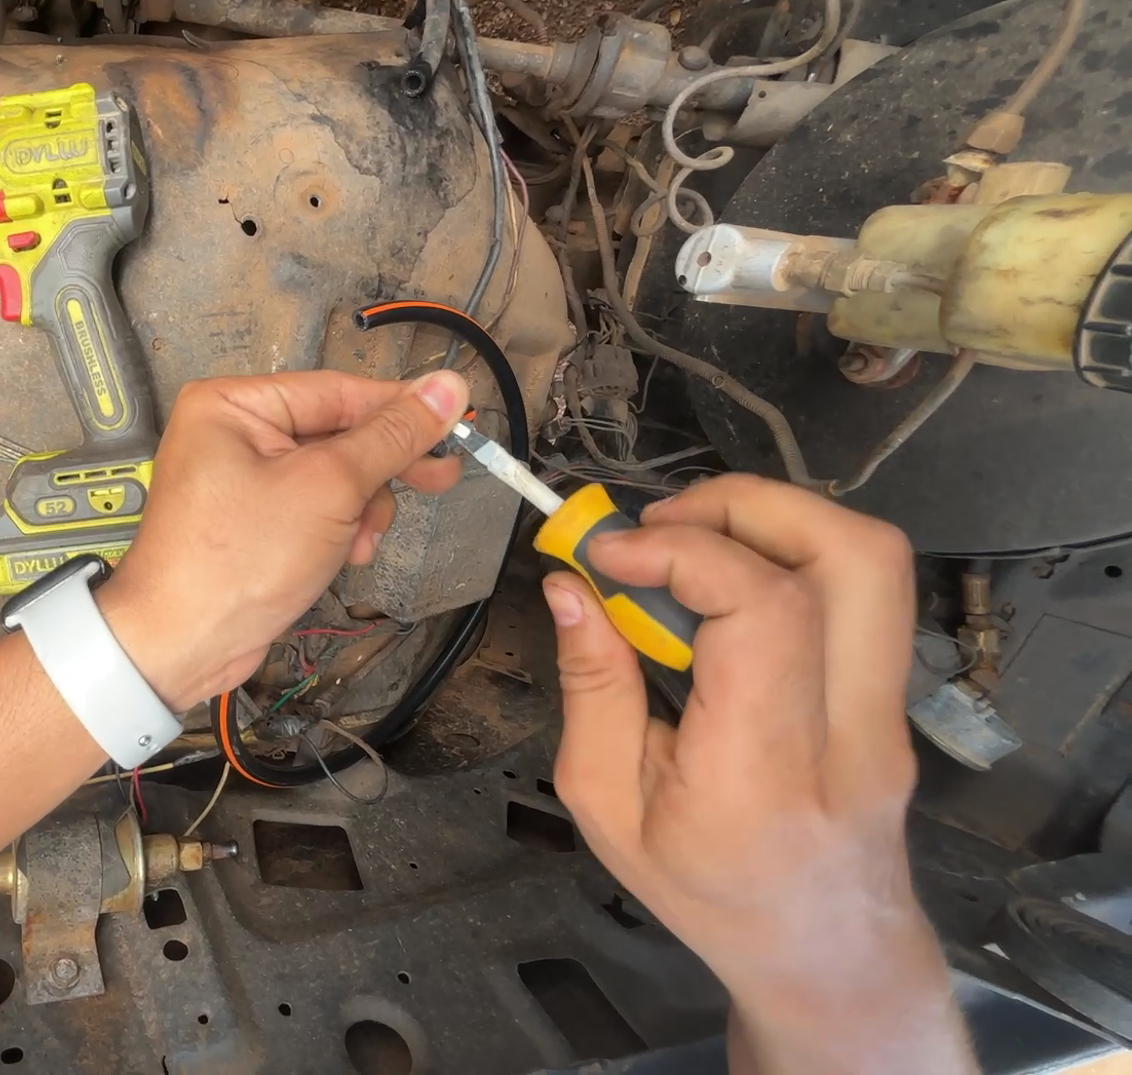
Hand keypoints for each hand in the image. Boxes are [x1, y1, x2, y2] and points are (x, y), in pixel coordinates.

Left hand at [99, 369, 468, 709]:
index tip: (458, 419)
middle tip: (441, 476)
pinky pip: (310, 508)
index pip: (337, 390)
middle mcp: (231, 434)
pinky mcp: (250, 521)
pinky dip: (336, 529)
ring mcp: (239, 480)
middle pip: (335, 434)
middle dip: (383, 467)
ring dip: (360, 508)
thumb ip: (391, 436)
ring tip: (361, 541)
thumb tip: (446, 388)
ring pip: (330, 477)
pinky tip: (344, 556)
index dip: (401, 408)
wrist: (183, 645)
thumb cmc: (238, 560)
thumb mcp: (329, 488)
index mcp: (233, 404)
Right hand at [544, 474, 972, 1071]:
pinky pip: (851, 592)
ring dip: (766, 519)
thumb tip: (568, 588)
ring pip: (870, 560)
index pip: (762, 611)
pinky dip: (775, 555)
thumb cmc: (695, 886)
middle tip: (655, 523)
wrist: (823, 952)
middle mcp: (851, 726)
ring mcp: (889, 708)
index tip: (603, 554)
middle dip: (742, 505)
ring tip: (681, 541)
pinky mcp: (890, 695)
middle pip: (852, 558)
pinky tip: (710, 587)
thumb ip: (591, 687)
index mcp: (762, 765)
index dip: (680, 554)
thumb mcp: (602, 800)